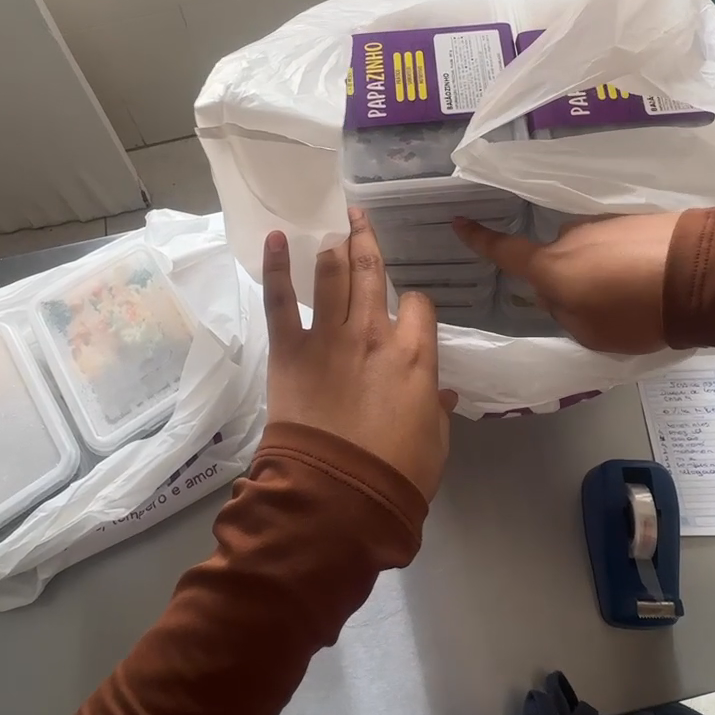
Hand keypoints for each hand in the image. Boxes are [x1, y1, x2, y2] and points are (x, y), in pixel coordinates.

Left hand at [261, 208, 458, 499]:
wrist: (336, 496)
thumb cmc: (395, 475)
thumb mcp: (435, 444)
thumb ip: (437, 410)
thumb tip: (439, 394)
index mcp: (415, 354)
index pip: (419, 304)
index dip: (414, 303)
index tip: (408, 311)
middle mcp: (373, 332)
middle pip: (372, 271)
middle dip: (367, 240)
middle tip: (359, 218)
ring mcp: (329, 336)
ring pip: (332, 274)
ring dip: (333, 246)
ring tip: (333, 227)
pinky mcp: (290, 348)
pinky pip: (281, 299)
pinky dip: (276, 265)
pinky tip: (274, 237)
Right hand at [452, 212, 680, 354]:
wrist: (704, 274)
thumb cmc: (637, 313)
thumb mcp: (591, 334)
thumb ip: (566, 314)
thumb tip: (562, 295)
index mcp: (550, 266)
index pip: (504, 252)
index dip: (479, 240)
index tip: (459, 222)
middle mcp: (571, 237)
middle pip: (557, 259)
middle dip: (569, 279)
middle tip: (600, 309)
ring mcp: (606, 223)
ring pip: (591, 252)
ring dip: (604, 271)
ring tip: (636, 299)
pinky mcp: (638, 219)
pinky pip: (621, 245)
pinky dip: (629, 262)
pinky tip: (653, 281)